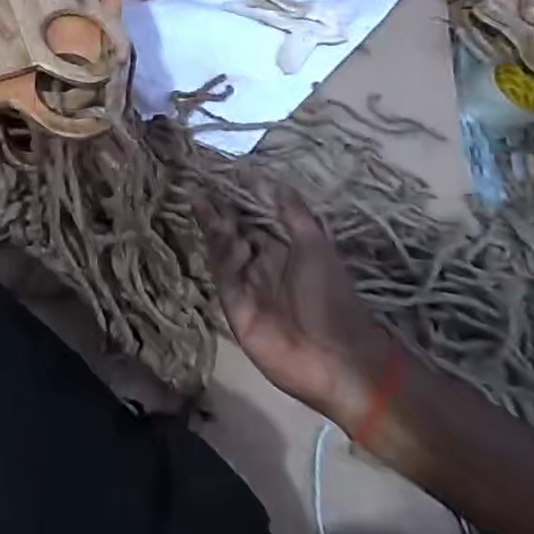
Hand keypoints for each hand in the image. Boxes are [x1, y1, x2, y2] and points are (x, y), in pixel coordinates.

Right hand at [199, 182, 391, 425]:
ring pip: (223, 251)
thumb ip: (294, 214)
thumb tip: (276, 182)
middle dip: (216, 212)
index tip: (220, 176)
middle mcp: (260, 264)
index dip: (237, 200)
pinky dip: (225, 257)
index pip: (252, 219)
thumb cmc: (331, 296)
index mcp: (282, 249)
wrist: (336, 357)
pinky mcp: (235, 307)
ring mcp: (246, 286)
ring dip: (215, 229)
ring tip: (203, 203)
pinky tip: (231, 240)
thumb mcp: (316, 246)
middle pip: (231, 233)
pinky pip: (226, 277)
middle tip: (197, 187)